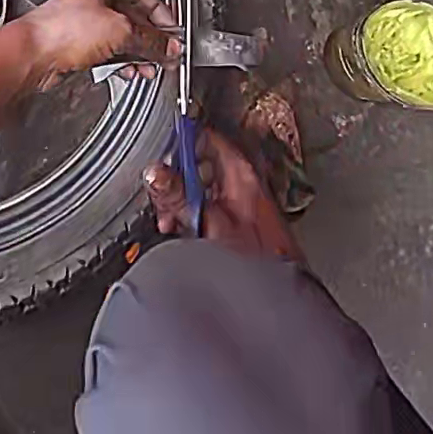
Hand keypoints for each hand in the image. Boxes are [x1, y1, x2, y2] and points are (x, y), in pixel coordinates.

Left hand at [17, 0, 179, 87]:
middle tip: (169, 52)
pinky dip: (125, 62)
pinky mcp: (80, 46)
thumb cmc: (61, 31)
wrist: (32, 56)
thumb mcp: (119, 30)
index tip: (173, 30)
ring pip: (123, 37)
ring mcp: (86, 24)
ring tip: (155, 66)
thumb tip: (169, 46)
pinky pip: (111, 52)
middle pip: (134, 17)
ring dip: (141, 52)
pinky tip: (134, 71)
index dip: (161, 12)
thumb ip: (150, 39)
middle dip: (153, 37)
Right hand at [144, 127, 303, 261]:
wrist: (277, 297)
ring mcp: (243, 201)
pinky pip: (211, 204)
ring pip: (204, 185)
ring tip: (172, 219)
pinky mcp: (241, 221)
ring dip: (182, 199)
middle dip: (177, 177)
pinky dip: (194, 213)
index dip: (182, 142)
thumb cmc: (257, 262)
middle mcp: (245, 182)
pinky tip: (185, 231)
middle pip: (202, 162)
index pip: (208, 137)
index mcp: (241, 173)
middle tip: (163, 196)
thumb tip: (154, 171)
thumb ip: (178, 195)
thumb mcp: (206, 223)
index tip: (162, 155)